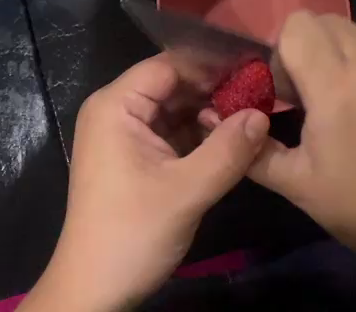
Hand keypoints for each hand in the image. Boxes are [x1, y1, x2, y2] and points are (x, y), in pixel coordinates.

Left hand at [22, 55, 269, 311]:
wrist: (93, 290)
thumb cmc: (133, 232)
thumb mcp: (186, 191)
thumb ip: (227, 150)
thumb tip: (263, 114)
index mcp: (116, 104)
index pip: (167, 66)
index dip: (209, 66)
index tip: (253, 70)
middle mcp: (115, 110)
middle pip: (170, 85)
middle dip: (212, 91)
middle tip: (261, 96)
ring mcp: (122, 134)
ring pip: (172, 109)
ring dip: (207, 114)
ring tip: (252, 116)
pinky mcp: (131, 157)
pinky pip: (168, 133)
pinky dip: (196, 135)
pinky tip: (229, 141)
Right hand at [246, 13, 355, 311]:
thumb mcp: (300, 187)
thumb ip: (253, 147)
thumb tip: (217, 118)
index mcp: (338, 88)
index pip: (298, 25)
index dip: (286, 51)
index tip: (293, 89)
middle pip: (329, 22)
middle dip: (315, 49)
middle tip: (322, 94)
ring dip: (353, 59)